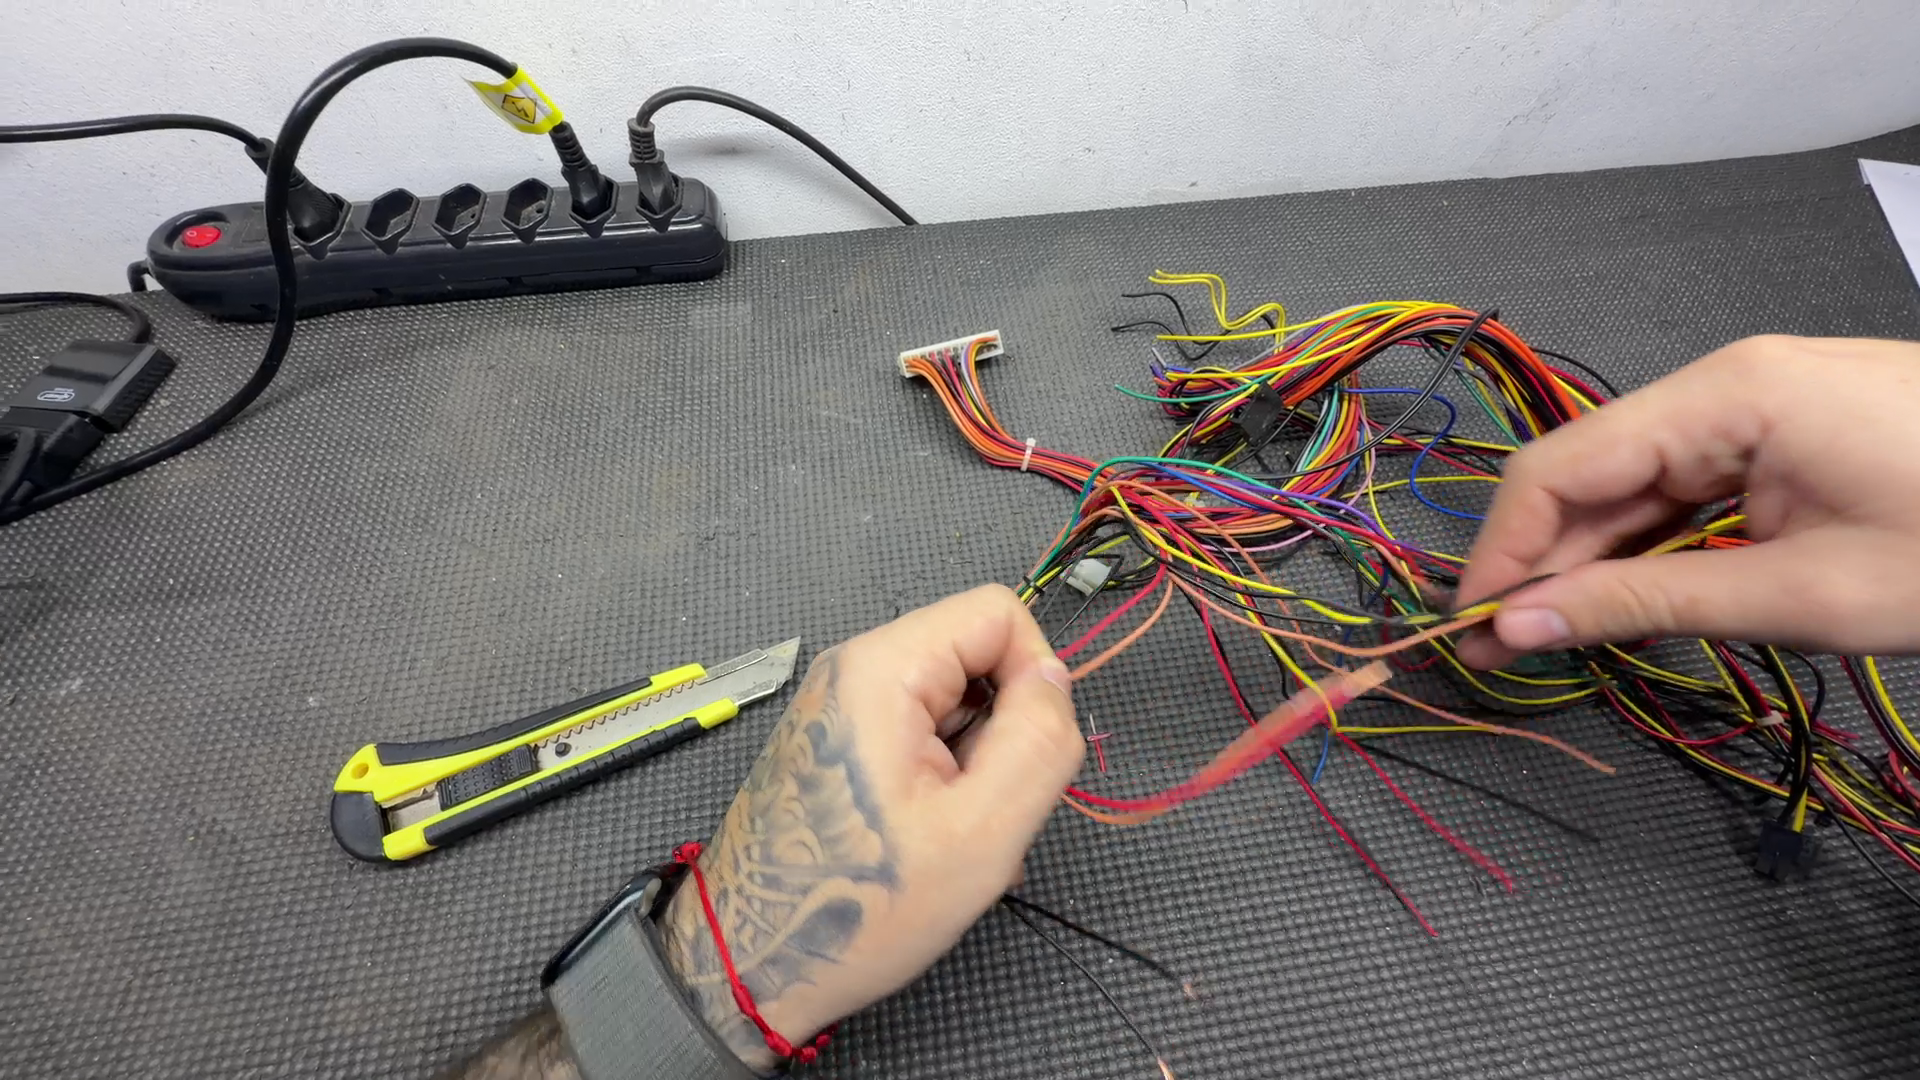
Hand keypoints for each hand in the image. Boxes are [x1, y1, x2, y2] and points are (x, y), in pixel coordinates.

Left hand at [657, 584, 1081, 1072]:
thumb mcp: (980, 832)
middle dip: (1003, 724)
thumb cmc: (856, 904)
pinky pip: (922, 723)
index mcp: (883, 667)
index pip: (997, 612)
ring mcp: (845, 699)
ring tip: (956, 827)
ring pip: (955, 694)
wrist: (749, 960)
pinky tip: (934, 828)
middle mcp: (857, 666)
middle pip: (976, 652)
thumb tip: (1053, 678)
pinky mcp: (842, 731)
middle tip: (984, 805)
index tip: (1031, 748)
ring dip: (977, 755)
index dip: (1036, 671)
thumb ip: (1038, 741)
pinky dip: (947, 768)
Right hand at [1455, 334, 1919, 668]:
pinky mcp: (1770, 437)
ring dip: (1579, 564)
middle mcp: (1715, 388)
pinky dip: (1636, 551)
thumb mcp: (1808, 594)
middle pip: (1580, 479)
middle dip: (1534, 566)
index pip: (1555, 471)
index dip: (1498, 550)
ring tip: (1549, 633)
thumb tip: (1512, 632)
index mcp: (1723, 397)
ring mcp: (1744, 409)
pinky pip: (1669, 495)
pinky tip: (1616, 597)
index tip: (1469, 624)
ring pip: (1619, 491)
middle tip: (1499, 646)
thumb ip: (1640, 604)